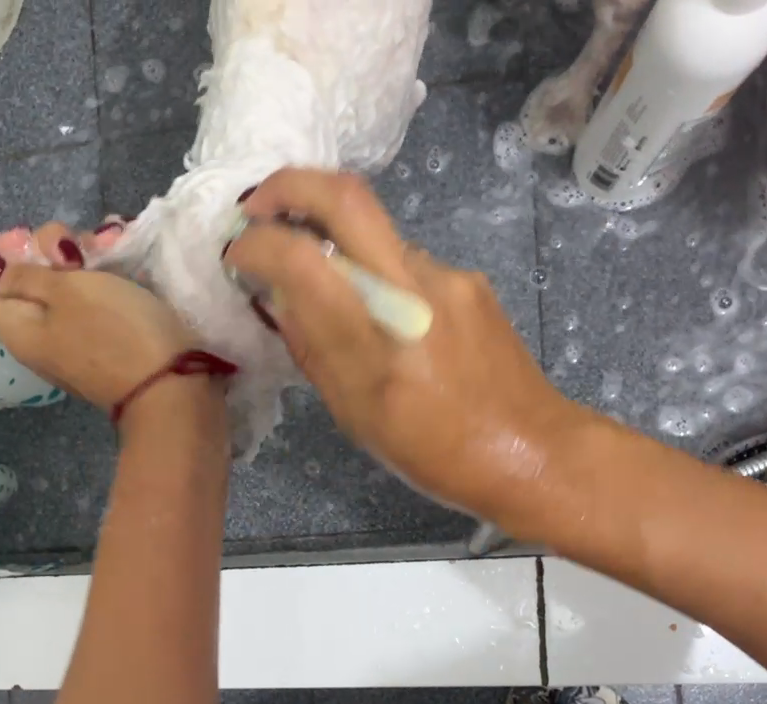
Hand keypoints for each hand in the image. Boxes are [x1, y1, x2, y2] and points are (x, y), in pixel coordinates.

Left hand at [0, 222, 197, 410]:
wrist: (173, 387)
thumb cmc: (116, 333)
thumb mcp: (67, 291)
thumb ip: (23, 276)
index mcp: (19, 330)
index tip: (23, 241)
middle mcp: (41, 338)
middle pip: (25, 286)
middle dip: (45, 252)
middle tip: (74, 246)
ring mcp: (77, 342)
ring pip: (64, 290)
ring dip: (82, 261)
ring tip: (109, 246)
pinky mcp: (109, 342)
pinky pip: (94, 305)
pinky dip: (104, 279)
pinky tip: (123, 260)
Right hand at [223, 169, 602, 522]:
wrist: (531, 450)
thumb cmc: (434, 453)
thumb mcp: (357, 417)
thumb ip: (316, 351)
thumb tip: (281, 300)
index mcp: (378, 340)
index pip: (304, 259)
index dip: (257, 244)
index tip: (235, 254)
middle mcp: (415, 289)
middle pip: (347, 197)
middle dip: (288, 187)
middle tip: (254, 210)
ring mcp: (448, 277)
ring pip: (375, 237)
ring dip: (336, 248)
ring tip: (324, 298)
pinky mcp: (469, 279)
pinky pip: (405, 264)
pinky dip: (376, 278)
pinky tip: (383, 324)